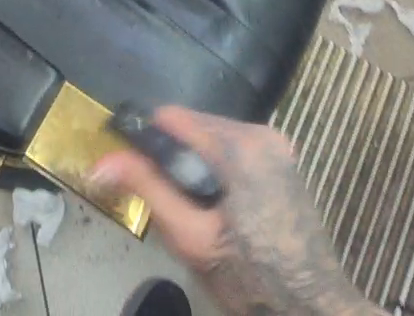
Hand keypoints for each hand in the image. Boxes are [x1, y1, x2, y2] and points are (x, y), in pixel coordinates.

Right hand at [92, 107, 379, 315]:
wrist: (314, 313)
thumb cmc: (251, 279)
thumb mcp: (190, 238)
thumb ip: (146, 188)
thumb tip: (100, 161)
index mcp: (241, 146)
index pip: (171, 117)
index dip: (147, 143)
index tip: (138, 177)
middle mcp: (262, 133)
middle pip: (191, 126)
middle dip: (172, 158)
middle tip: (173, 206)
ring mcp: (277, 146)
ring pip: (209, 137)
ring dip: (192, 164)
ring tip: (197, 212)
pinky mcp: (282, 161)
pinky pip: (231, 149)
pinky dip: (215, 169)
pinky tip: (219, 207)